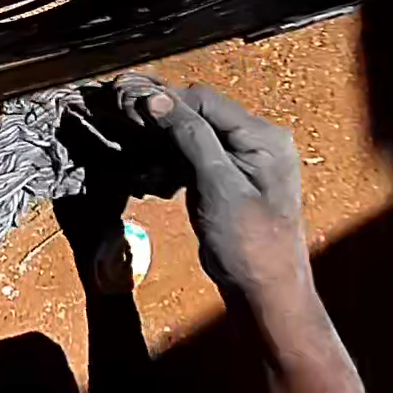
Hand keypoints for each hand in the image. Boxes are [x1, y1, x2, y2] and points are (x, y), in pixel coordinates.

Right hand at [144, 87, 310, 307]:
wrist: (263, 294)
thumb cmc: (249, 243)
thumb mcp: (219, 185)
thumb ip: (190, 136)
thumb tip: (156, 98)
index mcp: (263, 136)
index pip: (207, 101)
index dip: (168, 101)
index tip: (132, 106)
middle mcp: (256, 139)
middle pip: (200, 112)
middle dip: (164, 116)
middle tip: (129, 120)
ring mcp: (242, 157)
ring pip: (194, 130)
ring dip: (165, 134)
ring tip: (136, 138)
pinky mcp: (226, 174)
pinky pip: (195, 151)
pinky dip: (172, 153)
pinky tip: (151, 159)